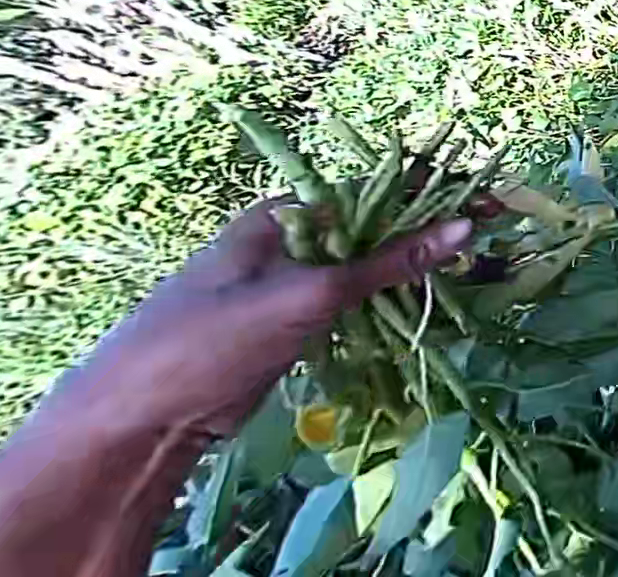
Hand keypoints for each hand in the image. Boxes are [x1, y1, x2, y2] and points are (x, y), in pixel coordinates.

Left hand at [0, 201, 470, 576]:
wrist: (126, 431)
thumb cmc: (210, 340)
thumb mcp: (312, 293)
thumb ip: (394, 259)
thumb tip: (469, 224)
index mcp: (290, 212)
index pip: (382, 187)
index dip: (438, 190)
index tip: (487, 199)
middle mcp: (299, 235)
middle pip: (385, 220)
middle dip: (438, 224)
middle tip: (491, 230)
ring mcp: (300, 274)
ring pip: (379, 257)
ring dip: (423, 258)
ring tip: (474, 260)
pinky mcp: (303, 311)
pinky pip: (365, 289)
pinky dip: (400, 288)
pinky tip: (434, 287)